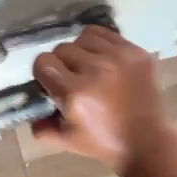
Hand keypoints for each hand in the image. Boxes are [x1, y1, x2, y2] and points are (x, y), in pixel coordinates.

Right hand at [30, 26, 170, 172]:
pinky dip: (101, 44)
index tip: (52, 83)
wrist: (146, 142)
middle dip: (62, 64)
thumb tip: (30, 105)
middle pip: (62, 48)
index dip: (44, 73)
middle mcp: (95, 70)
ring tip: (89, 67)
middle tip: (73, 79)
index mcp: (75, 93)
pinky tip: (105, 60)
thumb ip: (39, 125)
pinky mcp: (136, 53)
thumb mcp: (64, 140)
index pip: (43, 62)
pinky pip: (107, 34)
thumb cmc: (102, 142)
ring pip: (83, 37)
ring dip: (81, 51)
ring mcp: (119, 58)